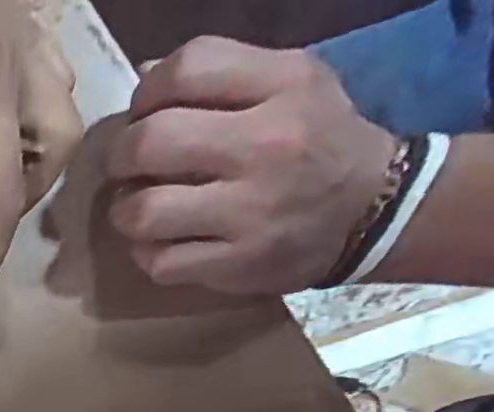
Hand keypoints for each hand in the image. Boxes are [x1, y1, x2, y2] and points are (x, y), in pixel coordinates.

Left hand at [106, 37, 397, 292]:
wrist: (374, 211)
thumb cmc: (310, 142)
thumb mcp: (287, 87)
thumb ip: (217, 78)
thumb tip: (145, 74)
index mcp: (285, 84)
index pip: (188, 67)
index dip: (146, 95)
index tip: (145, 116)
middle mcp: (270, 142)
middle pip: (148, 143)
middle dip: (119, 158)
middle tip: (127, 168)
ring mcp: (252, 208)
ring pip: (142, 211)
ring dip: (125, 213)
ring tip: (141, 209)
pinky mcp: (235, 261)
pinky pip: (156, 260)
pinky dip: (146, 254)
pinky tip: (164, 243)